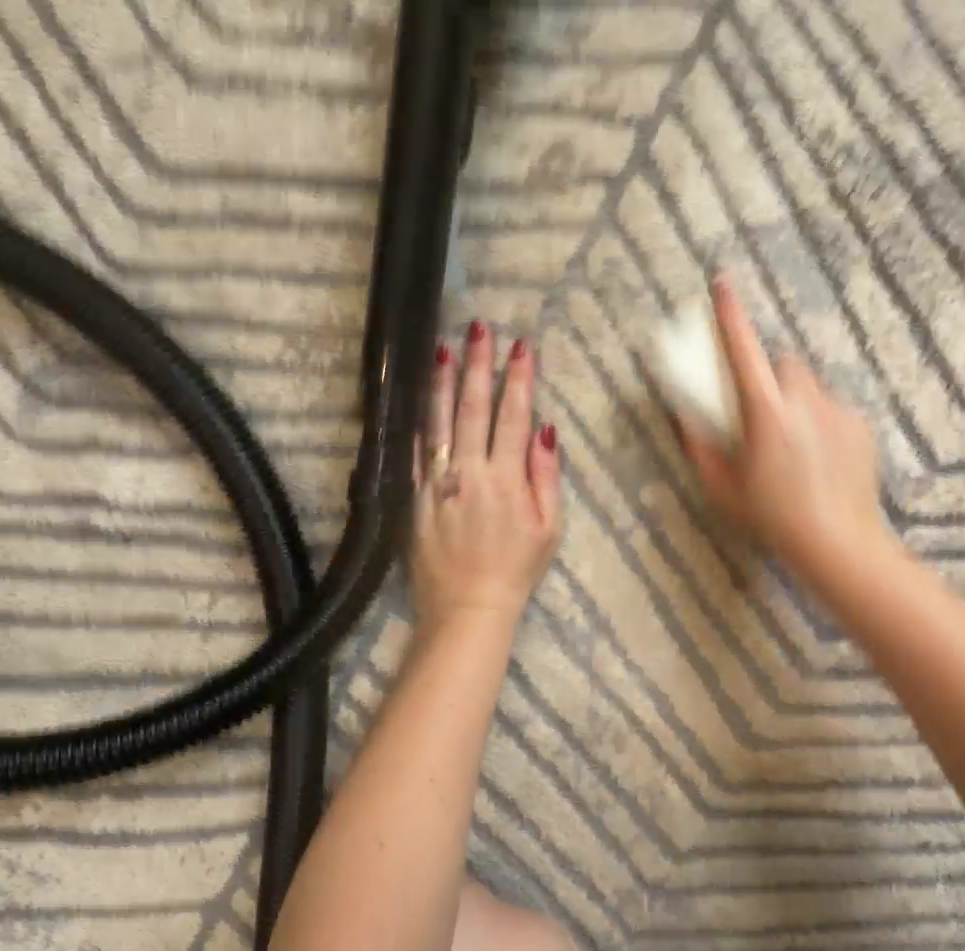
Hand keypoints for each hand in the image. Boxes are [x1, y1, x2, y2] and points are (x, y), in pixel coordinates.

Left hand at [410, 320, 562, 633]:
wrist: (467, 607)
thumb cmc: (516, 569)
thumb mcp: (550, 528)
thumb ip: (547, 477)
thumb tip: (547, 430)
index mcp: (507, 479)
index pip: (515, 417)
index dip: (519, 380)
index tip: (521, 347)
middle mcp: (470, 472)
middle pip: (474, 409)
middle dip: (478, 366)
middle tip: (481, 330)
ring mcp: (437, 483)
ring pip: (438, 422)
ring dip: (441, 382)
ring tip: (443, 348)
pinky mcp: (414, 496)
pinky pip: (414, 450)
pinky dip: (416, 420)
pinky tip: (416, 395)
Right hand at [677, 278, 888, 577]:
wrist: (837, 542)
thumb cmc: (772, 517)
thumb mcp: (722, 487)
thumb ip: (699, 446)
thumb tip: (685, 418)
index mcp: (766, 413)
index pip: (743, 351)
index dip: (729, 315)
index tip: (721, 283)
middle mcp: (804, 402)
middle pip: (783, 364)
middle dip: (769, 377)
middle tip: (762, 412)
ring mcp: (837, 411)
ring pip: (810, 388)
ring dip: (796, 402)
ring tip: (795, 446)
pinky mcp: (860, 425)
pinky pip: (833, 409)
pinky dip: (821, 423)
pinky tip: (819, 460)